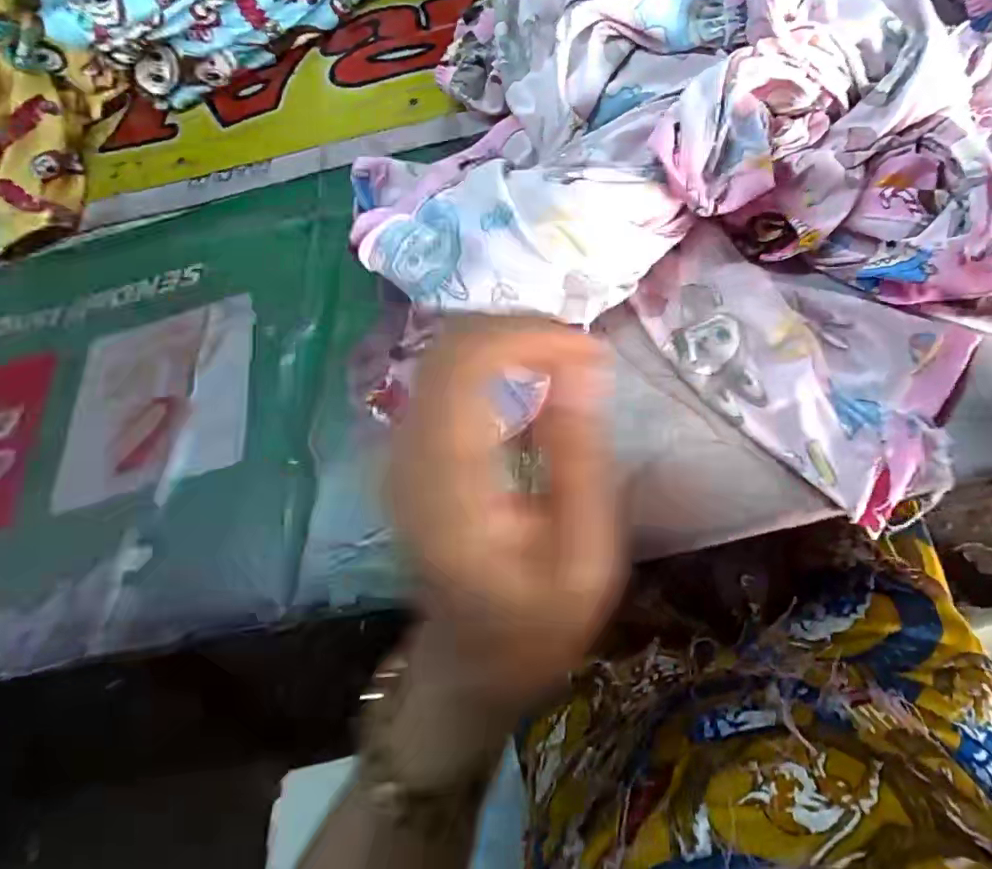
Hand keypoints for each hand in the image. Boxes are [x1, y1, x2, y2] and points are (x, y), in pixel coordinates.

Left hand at [389, 317, 624, 711]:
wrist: (471, 662)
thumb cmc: (537, 622)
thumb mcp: (586, 557)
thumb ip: (580, 459)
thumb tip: (582, 366)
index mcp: (450, 489)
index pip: (466, 368)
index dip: (529, 337)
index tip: (590, 352)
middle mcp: (409, 458)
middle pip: (451, 347)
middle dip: (522, 330)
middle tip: (583, 355)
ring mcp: (401, 451)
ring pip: (446, 352)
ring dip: (511, 342)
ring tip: (568, 365)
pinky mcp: (409, 448)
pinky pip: (447, 376)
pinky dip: (496, 362)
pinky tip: (535, 385)